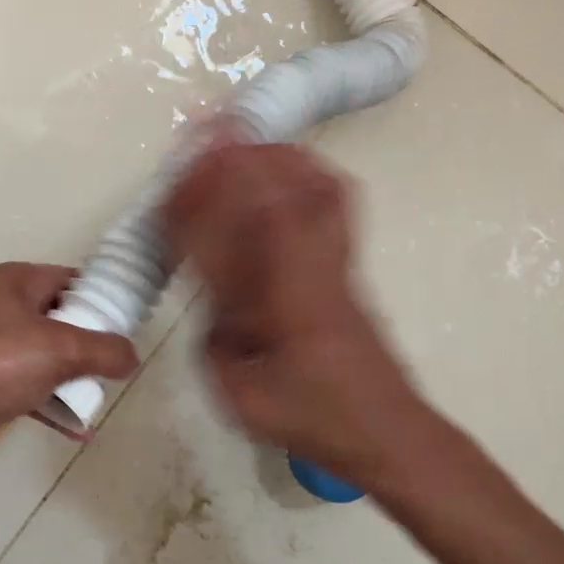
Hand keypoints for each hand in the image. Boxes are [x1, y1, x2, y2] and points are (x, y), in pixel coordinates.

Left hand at [0, 262, 138, 477]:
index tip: (130, 324)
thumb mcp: (62, 350)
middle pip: (58, 317)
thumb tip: (131, 356)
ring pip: (43, 355)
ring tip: (96, 400)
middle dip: (89, 343)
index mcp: (14, 281)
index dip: (102, 298)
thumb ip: (105, 350)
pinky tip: (75, 428)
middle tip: (115, 366)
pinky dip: (49, 402)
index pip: (70, 278)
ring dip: (71, 377)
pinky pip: (25, 386)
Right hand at [164, 142, 426, 486]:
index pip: (238, 237)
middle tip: (207, 133)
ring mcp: (339, 263)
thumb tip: (209, 300)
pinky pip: (333, 203)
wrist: (388, 430)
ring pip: (317, 190)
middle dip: (242, 157)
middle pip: (285, 193)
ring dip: (275, 157)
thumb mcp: (240, 393)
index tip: (176, 180)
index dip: (205, 201)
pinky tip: (281, 170)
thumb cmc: (312, 418)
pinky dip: (305, 174)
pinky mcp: (348, 266)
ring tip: (240, 140)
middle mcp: (315, 270)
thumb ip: (217, 341)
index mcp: (286, 304)